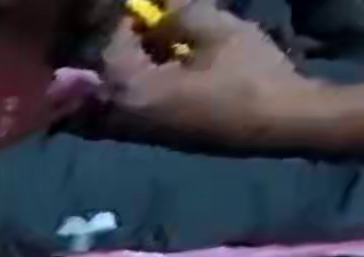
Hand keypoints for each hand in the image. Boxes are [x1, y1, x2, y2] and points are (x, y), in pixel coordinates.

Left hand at [102, 1, 319, 146]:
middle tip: (146, 27)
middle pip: (98, 76)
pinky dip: (119, 89)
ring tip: (151, 47)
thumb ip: (188, 16)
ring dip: (116, 70)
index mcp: (129, 90)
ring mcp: (119, 129)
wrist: (265, 125)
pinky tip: (153, 70)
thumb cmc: (248, 76)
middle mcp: (112, 114)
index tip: (142, 6)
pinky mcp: (132, 136)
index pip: (110, 51)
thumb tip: (166, 0)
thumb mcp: (224, 35)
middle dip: (117, 48)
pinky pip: (108, 112)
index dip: (123, 24)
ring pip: (98, 98)